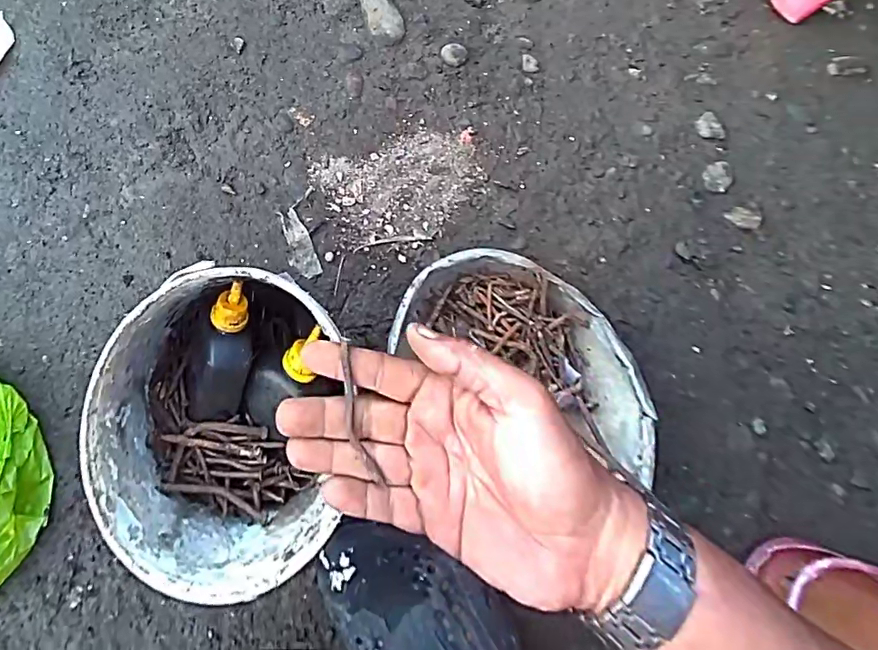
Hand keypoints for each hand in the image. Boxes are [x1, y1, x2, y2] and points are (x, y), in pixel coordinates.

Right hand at [278, 323, 648, 613]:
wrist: (589, 545)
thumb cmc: (563, 468)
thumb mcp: (521, 398)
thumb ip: (468, 363)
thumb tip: (422, 333)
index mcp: (450, 397)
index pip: (387, 373)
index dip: (348, 364)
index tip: (316, 354)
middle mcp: (433, 430)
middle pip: (366, 417)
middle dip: (325, 413)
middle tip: (289, 412)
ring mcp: (430, 473)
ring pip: (367, 458)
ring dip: (330, 452)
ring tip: (295, 448)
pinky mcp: (433, 516)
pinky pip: (384, 502)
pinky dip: (355, 496)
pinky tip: (330, 488)